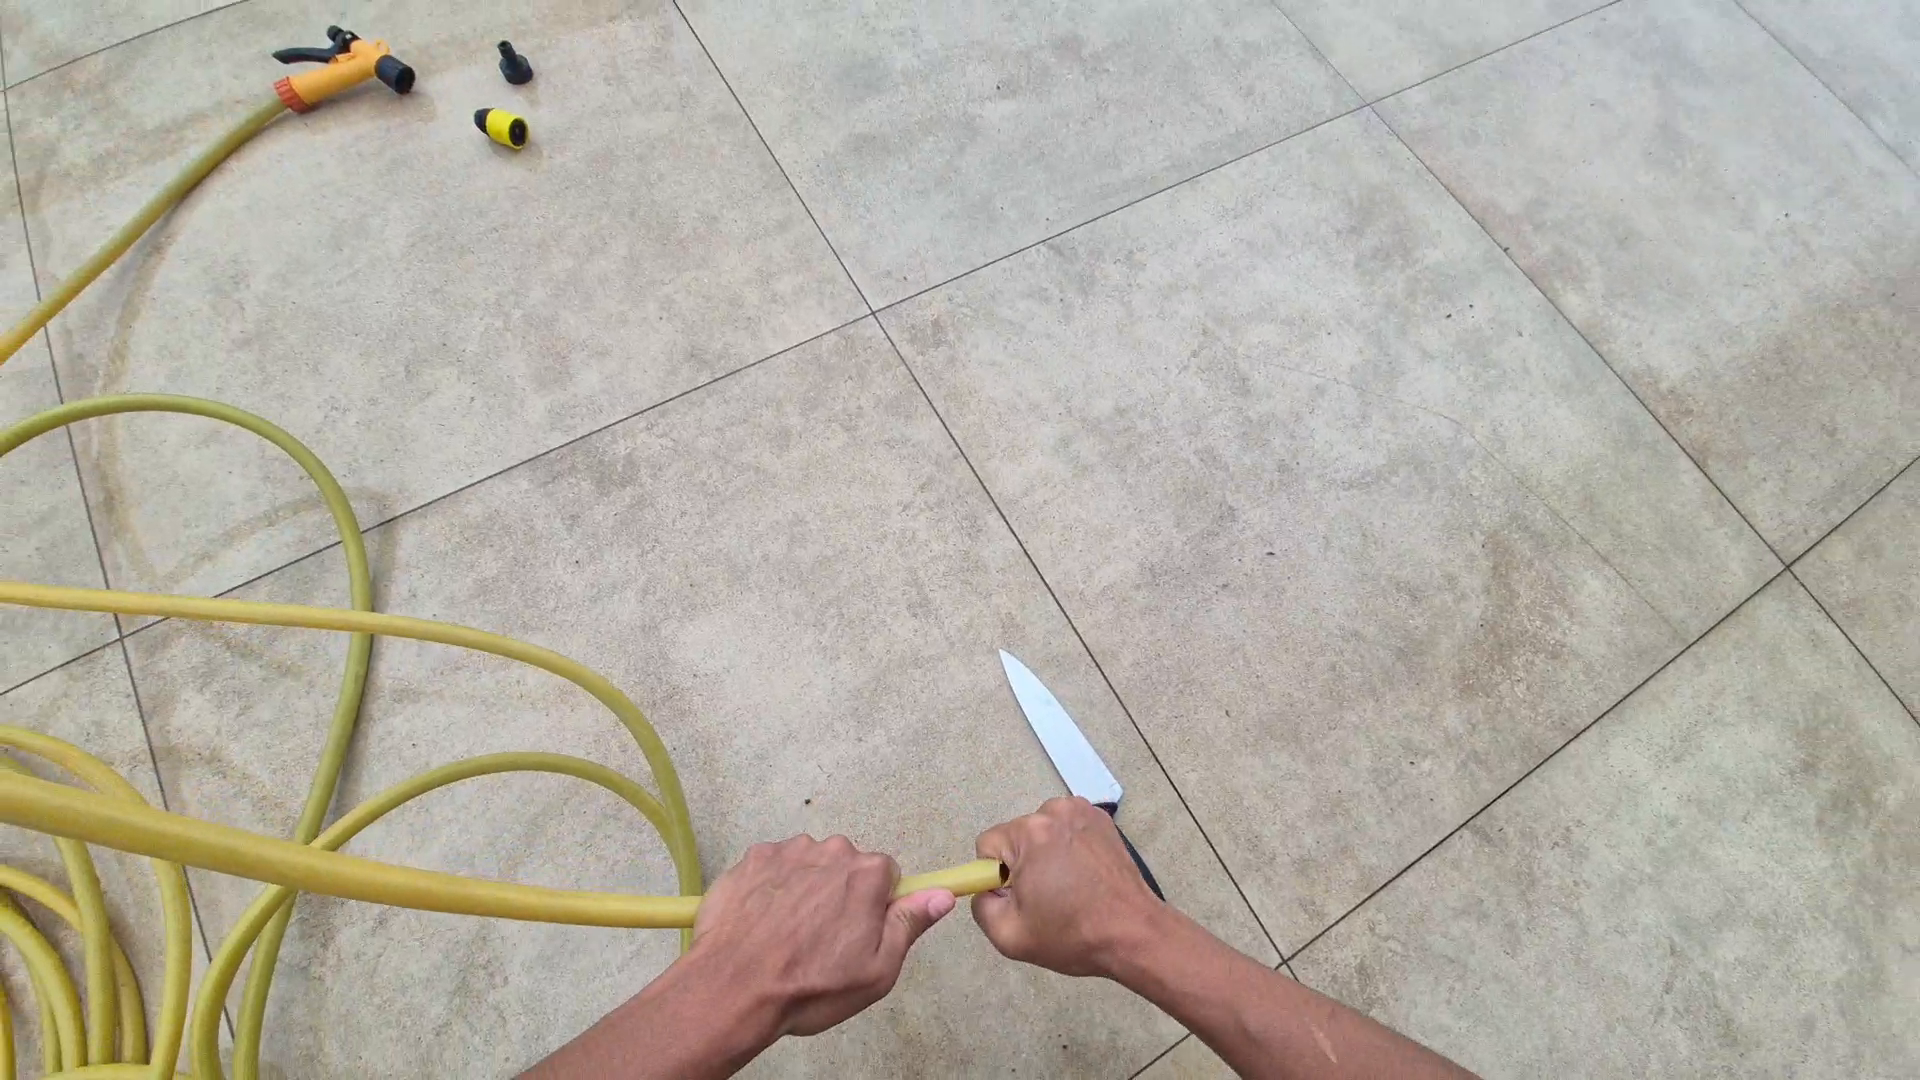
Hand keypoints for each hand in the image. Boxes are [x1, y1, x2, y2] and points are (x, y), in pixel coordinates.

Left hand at [690, 834, 955, 1036]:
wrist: (733, 988)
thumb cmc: (808, 986)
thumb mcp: (877, 970)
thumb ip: (910, 924)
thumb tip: (941, 895)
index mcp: (867, 873)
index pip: (886, 874)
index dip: (875, 905)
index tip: (858, 931)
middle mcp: (832, 849)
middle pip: (847, 865)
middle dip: (839, 893)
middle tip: (820, 938)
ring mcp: (790, 850)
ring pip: (810, 864)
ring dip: (805, 888)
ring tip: (787, 933)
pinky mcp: (754, 857)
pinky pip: (775, 865)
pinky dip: (772, 886)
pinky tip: (763, 920)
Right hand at [971, 796, 1163, 977]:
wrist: (1135, 933)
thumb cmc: (1073, 934)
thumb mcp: (1011, 936)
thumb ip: (981, 907)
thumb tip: (985, 888)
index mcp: (1029, 832)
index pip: (988, 845)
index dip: (997, 876)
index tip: (1019, 897)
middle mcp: (1053, 810)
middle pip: (1017, 837)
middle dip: (1023, 864)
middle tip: (1048, 898)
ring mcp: (1081, 809)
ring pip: (1042, 831)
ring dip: (1047, 854)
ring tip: (1070, 888)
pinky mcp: (1101, 817)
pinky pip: (1067, 828)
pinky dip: (1070, 846)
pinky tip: (1085, 874)